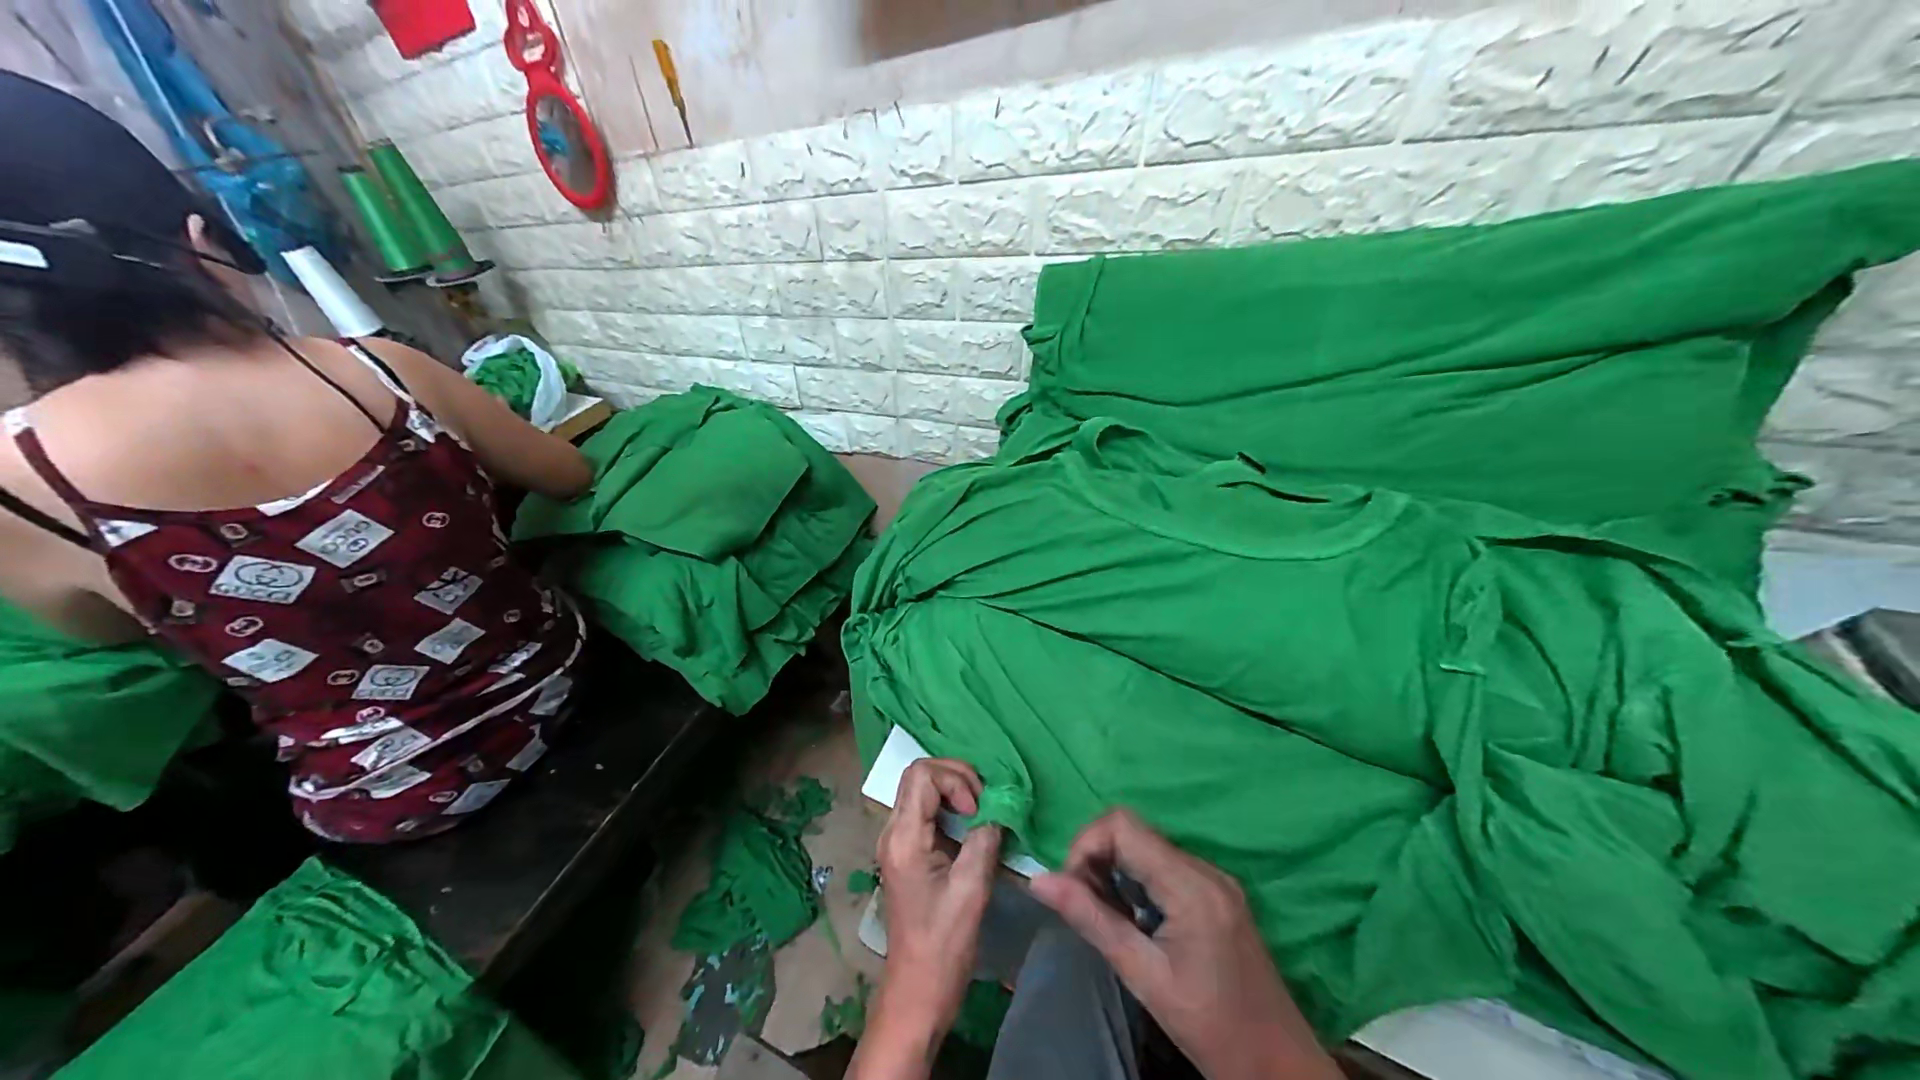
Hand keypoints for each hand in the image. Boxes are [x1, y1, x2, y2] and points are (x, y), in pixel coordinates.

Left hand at [848, 758, 1001, 1079]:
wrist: (917, 991)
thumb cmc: (943, 944)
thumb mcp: (971, 889)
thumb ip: (984, 839)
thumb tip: (1000, 808)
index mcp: (902, 837)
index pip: (923, 774)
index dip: (956, 780)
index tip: (977, 811)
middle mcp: (893, 832)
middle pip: (920, 775)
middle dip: (957, 779)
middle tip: (984, 805)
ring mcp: (898, 842)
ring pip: (923, 791)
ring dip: (956, 792)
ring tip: (983, 814)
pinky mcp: (908, 853)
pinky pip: (927, 812)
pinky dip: (952, 809)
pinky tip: (973, 829)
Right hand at [1030, 809, 1340, 1079]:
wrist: (1277, 1066)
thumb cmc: (1209, 1026)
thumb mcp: (1142, 975)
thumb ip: (1090, 919)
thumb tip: (1038, 880)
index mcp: (1192, 884)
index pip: (1123, 825)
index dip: (1086, 845)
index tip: (1073, 889)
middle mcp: (1205, 869)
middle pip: (1133, 831)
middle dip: (1097, 859)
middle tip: (1087, 908)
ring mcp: (1214, 879)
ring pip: (1146, 846)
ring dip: (1115, 871)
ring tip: (1109, 919)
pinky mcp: (1216, 892)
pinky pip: (1164, 865)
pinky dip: (1137, 881)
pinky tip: (1135, 921)